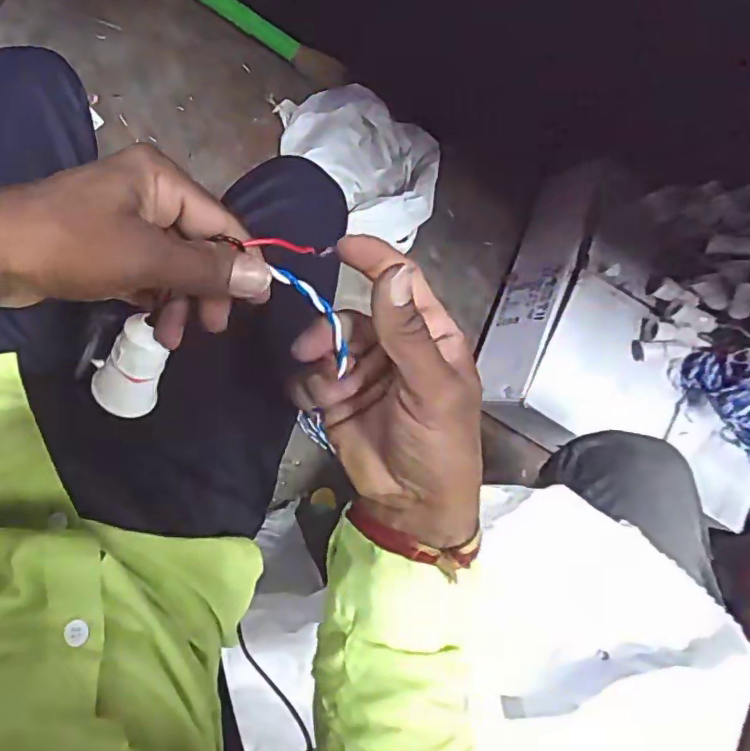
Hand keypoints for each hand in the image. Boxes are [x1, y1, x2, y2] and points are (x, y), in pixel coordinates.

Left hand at [0, 144, 271, 347]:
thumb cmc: (72, 245)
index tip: (257, 303)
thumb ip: (206, 270)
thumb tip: (265, 277)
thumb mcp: (145, 259)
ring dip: (177, 301)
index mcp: (160, 179)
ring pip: (170, 264)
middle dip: (204, 289)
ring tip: (172, 339)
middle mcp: (146, 192)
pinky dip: (152, 298)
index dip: (241, 261)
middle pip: (196, 244)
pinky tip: (154, 327)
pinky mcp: (104, 247)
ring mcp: (123, 220)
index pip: (220, 221)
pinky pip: (143, 272)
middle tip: (213, 328)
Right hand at [286, 236, 483, 549]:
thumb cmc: (440, 446)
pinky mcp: (334, 397)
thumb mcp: (432, 388)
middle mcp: (393, 347)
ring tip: (329, 392)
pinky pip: (309, 376)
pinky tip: (322, 405)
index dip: (375, 260)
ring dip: (320, 365)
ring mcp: (361, 371)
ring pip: (325, 345)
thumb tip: (392, 273)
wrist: (410, 505)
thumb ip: (408, 332)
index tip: (342, 245)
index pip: (402, 283)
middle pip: (351, 316)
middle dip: (330, 332)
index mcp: (429, 337)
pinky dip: (309, 387)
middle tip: (314, 351)